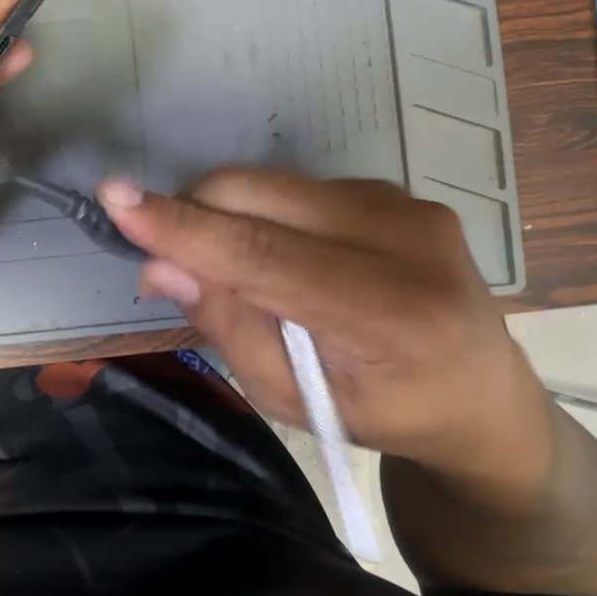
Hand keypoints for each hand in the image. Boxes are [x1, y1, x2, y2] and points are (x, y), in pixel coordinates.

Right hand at [97, 170, 549, 476]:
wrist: (482, 393)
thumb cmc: (383, 413)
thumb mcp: (292, 398)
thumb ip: (226, 326)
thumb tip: (159, 265)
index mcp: (391, 313)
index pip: (263, 254)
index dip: (184, 228)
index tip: (114, 199)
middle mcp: (405, 239)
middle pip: (257, 193)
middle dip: (190, 214)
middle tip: (166, 261)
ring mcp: (403, 204)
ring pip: (266, 182)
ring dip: (222, 216)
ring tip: (232, 272)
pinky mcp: (392, 189)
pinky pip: (289, 186)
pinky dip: (255, 213)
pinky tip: (274, 257)